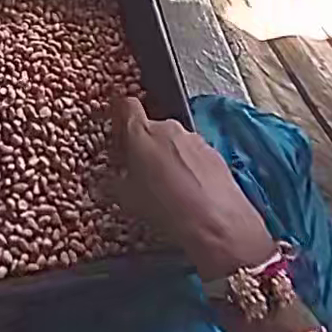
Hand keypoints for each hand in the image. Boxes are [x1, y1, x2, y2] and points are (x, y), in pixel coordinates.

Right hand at [114, 97, 273, 278]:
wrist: (220, 225)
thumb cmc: (169, 210)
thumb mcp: (129, 199)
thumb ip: (116, 180)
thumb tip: (111, 178)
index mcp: (141, 133)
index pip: (126, 105)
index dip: (121, 114)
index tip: (118, 129)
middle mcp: (168, 128)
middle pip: (151, 127)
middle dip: (145, 145)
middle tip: (142, 171)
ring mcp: (194, 138)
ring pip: (173, 140)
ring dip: (168, 156)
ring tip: (169, 187)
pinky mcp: (214, 152)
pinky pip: (192, 152)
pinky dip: (188, 165)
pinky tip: (190, 190)